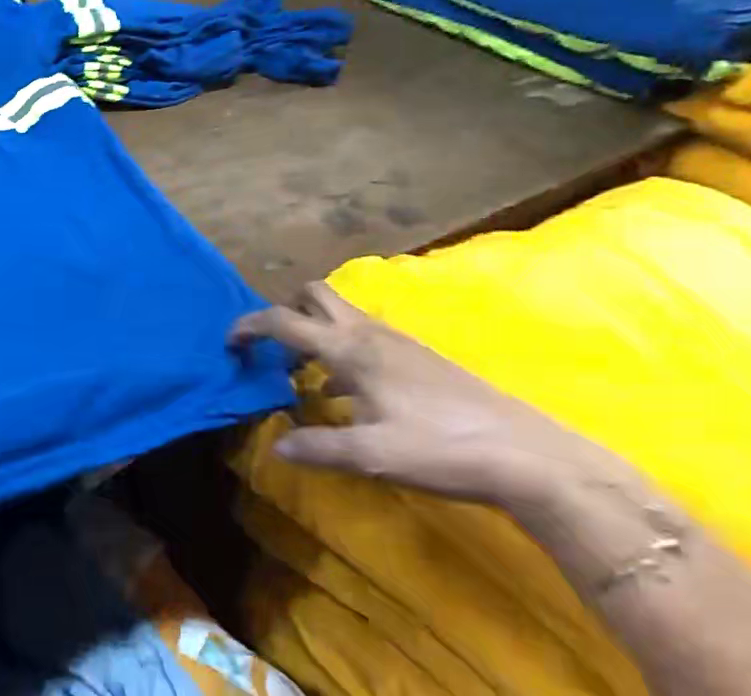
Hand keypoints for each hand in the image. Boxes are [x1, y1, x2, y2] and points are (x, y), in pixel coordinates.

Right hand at [230, 281, 630, 510]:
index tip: (229, 343)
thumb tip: (276, 445)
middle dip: (285, 311)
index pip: (285, 320)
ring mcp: (396, 339)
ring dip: (313, 329)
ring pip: (340, 313)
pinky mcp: (415, 354)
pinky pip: (362, 334)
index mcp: (351, 349)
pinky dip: (340, 347)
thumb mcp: (372, 455)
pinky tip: (347, 393)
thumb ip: (319, 446)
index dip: (250, 326)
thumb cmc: (440, 447)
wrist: (521, 451)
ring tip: (303, 374)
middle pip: (314, 295)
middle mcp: (369, 332)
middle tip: (274, 352)